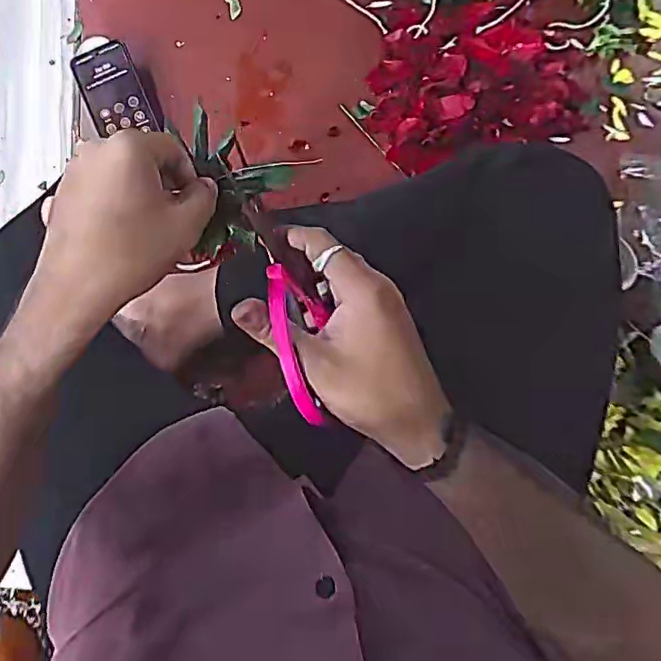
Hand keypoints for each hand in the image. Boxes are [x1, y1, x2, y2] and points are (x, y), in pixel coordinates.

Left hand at [32, 130, 215, 331]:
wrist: (76, 289)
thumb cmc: (126, 255)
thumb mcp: (186, 224)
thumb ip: (204, 196)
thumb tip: (203, 189)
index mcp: (129, 147)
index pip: (172, 147)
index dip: (189, 173)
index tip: (194, 195)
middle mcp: (97, 151)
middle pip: (144, 158)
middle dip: (163, 183)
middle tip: (174, 212)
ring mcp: (75, 173)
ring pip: (119, 174)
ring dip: (138, 193)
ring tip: (148, 226)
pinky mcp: (63, 195)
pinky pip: (98, 190)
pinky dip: (113, 204)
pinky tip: (122, 232)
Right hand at [232, 226, 452, 468]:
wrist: (420, 424)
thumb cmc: (367, 392)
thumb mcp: (312, 362)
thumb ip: (274, 330)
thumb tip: (240, 308)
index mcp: (360, 287)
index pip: (322, 242)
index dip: (292, 236)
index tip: (265, 240)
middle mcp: (377, 283)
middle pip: (332, 256)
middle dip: (300, 264)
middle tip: (270, 279)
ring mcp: (387, 298)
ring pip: (344, 274)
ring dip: (316, 284)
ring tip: (290, 306)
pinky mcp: (390, 313)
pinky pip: (356, 289)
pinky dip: (332, 295)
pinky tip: (317, 322)